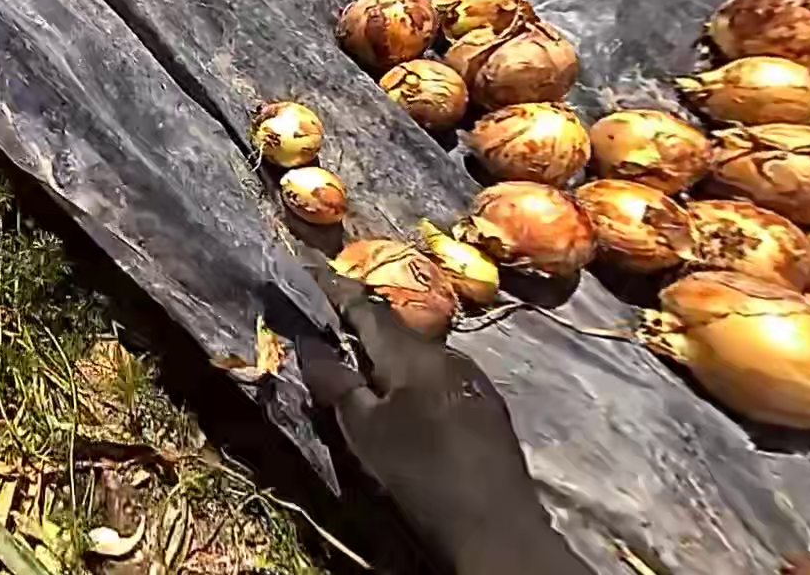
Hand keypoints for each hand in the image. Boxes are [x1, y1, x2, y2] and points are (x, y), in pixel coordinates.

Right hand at [292, 270, 592, 574]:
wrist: (500, 534)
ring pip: (415, 351)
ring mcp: (470, 376)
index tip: (310, 276)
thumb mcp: (364, 430)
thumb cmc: (421, 475)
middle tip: (329, 327)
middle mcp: (443, 351)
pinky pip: (436, 372)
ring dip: (386, 353)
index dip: (335, 290)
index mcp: (410, 351)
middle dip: (359, 325)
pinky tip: (403, 399)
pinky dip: (411, 375)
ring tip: (362, 366)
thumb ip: (334, 380)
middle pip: (391, 328)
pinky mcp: (485, 402)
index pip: (365, 306)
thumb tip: (309, 343)